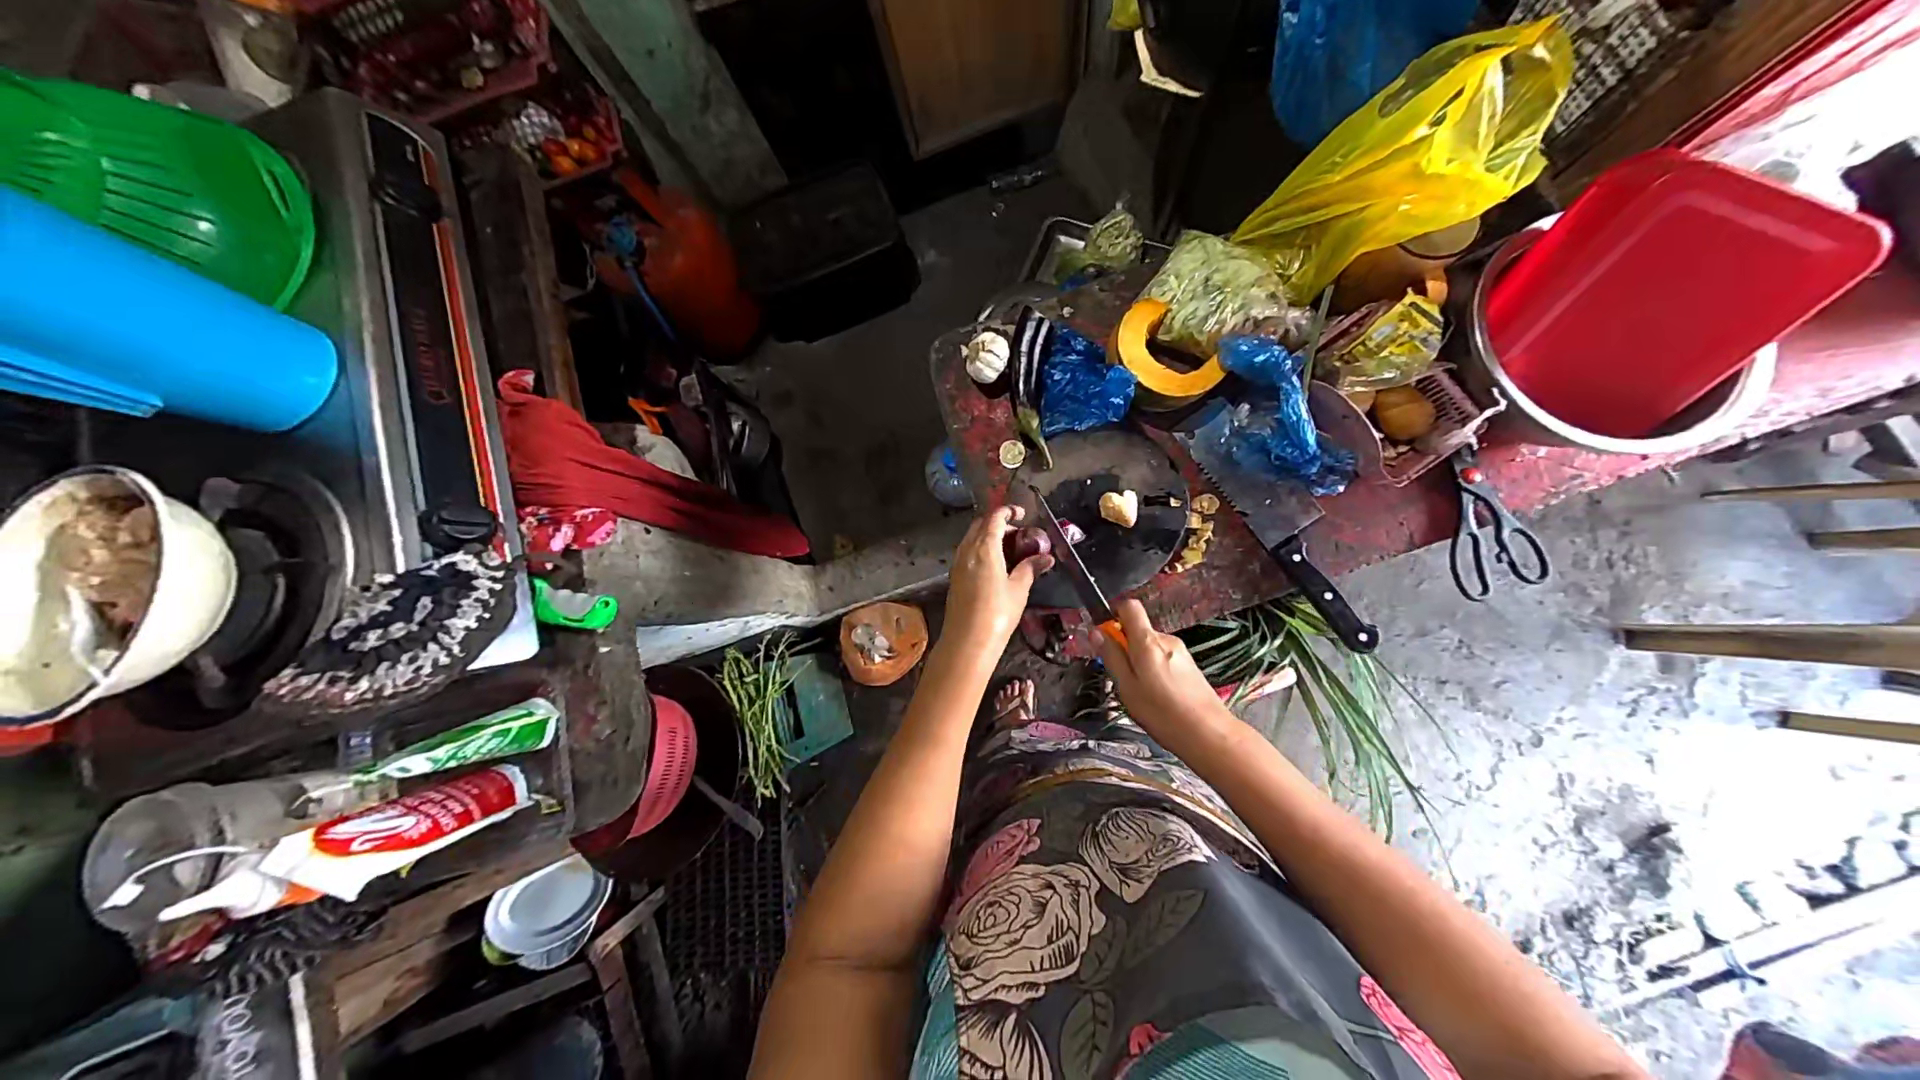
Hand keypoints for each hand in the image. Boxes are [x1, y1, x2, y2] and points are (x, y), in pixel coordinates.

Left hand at [943, 505, 1053, 648]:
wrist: (967, 642)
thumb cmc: (997, 614)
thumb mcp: (1019, 589)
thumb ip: (1030, 568)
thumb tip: (1046, 557)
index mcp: (984, 548)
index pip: (994, 518)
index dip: (1008, 511)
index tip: (1021, 513)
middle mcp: (967, 550)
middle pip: (980, 525)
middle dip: (998, 523)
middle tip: (1018, 533)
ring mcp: (958, 563)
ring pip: (972, 538)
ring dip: (988, 535)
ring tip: (1009, 548)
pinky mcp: (954, 577)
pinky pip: (967, 552)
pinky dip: (981, 548)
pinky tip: (995, 564)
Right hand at [1097, 599, 1238, 753]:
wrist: (1209, 734)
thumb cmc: (1164, 714)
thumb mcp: (1127, 687)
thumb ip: (1111, 656)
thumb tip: (1097, 633)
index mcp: (1147, 642)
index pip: (1129, 606)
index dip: (1113, 615)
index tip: (1106, 637)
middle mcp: (1166, 640)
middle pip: (1138, 629)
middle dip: (1125, 646)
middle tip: (1121, 676)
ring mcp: (1181, 652)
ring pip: (1150, 646)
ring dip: (1140, 662)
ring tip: (1141, 691)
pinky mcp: (1189, 665)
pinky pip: (1163, 658)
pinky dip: (1154, 670)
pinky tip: (1157, 696)